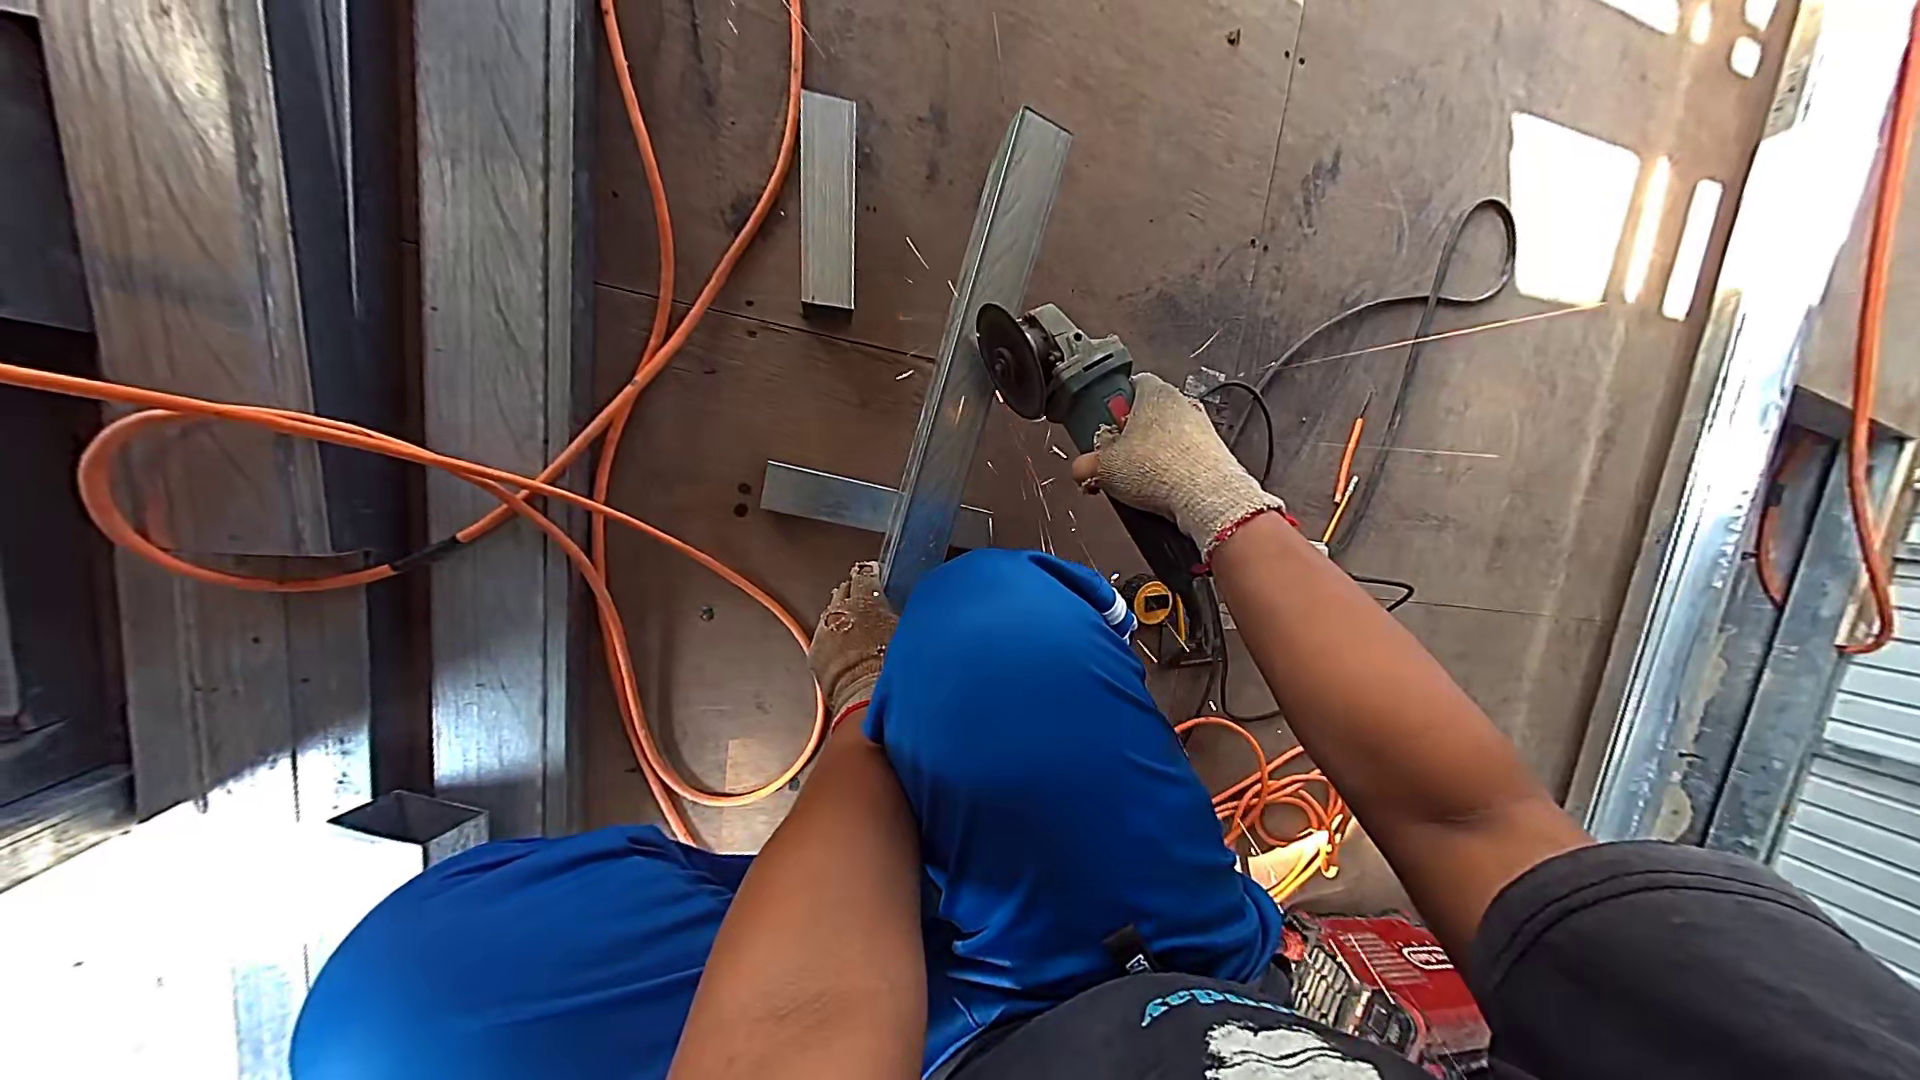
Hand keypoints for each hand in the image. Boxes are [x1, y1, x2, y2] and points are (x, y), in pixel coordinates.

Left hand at [807, 561, 897, 717]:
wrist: (865, 696)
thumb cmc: (891, 666)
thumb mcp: (905, 631)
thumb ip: (896, 614)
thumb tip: (899, 612)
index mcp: (866, 599)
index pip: (864, 575)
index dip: (869, 572)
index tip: (872, 571)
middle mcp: (841, 610)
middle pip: (843, 592)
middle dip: (852, 592)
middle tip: (861, 595)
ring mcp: (824, 631)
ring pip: (830, 614)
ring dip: (840, 616)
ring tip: (851, 623)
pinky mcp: (815, 653)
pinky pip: (822, 638)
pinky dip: (831, 639)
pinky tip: (840, 647)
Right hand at [1070, 372, 1283, 555]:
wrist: (1205, 497)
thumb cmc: (1163, 470)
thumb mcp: (1103, 466)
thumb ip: (1085, 463)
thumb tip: (1081, 467)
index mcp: (1155, 392)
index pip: (1129, 385)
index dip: (1112, 407)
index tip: (1102, 427)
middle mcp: (1182, 404)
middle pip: (1146, 415)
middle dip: (1129, 439)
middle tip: (1114, 461)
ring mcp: (1201, 428)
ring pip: (1165, 439)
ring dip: (1149, 458)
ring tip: (1135, 482)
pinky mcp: (1213, 454)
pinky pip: (1182, 459)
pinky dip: (1170, 472)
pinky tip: (1160, 490)